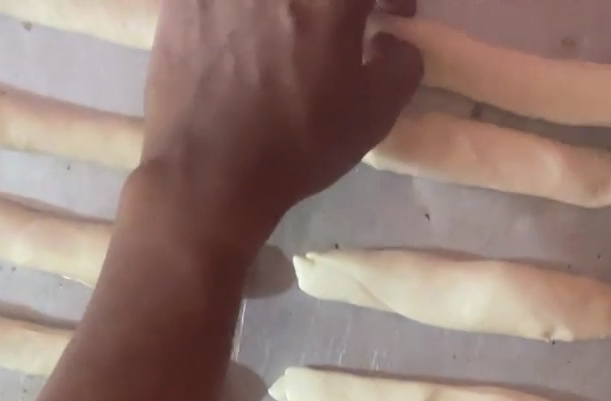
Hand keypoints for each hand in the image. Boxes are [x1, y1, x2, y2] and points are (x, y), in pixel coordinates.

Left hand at [137, 0, 423, 251]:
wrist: (209, 173)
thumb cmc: (297, 145)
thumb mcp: (372, 116)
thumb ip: (401, 66)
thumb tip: (394, 44)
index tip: (392, 15)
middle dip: (337, 5)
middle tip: (338, 26)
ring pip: (270, 0)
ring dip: (289, 13)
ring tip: (288, 38)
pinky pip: (223, 0)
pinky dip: (244, 16)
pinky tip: (245, 43)